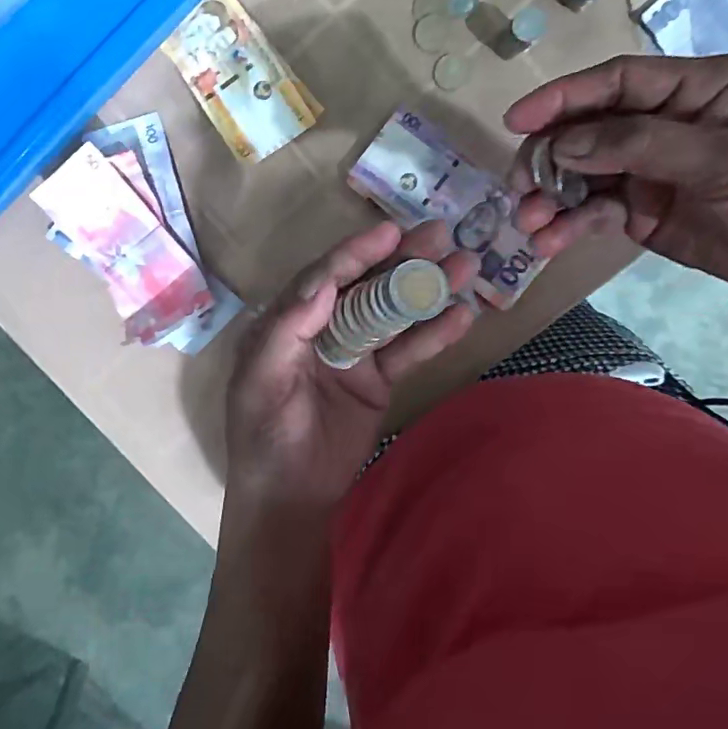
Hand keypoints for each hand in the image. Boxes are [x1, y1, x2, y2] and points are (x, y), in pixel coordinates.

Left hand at [225, 220, 478, 511]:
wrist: (290, 497)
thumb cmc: (263, 437)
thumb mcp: (261, 381)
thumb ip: (287, 329)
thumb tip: (323, 282)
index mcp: (287, 322)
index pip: (323, 279)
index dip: (356, 254)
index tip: (390, 231)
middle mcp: (322, 329)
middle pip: (365, 286)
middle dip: (401, 260)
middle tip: (441, 235)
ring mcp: (354, 354)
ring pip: (394, 314)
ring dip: (427, 290)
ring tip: (466, 266)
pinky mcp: (378, 381)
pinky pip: (408, 353)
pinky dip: (433, 336)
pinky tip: (461, 317)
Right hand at [505, 54, 727, 294]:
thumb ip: (644, 145)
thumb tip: (562, 145)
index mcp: (700, 88)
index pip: (619, 81)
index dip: (564, 97)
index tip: (517, 120)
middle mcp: (669, 124)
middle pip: (591, 128)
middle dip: (550, 155)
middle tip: (518, 184)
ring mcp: (655, 171)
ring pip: (586, 174)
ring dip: (552, 196)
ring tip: (529, 222)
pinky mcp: (647, 214)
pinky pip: (596, 212)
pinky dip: (571, 225)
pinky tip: (550, 242)